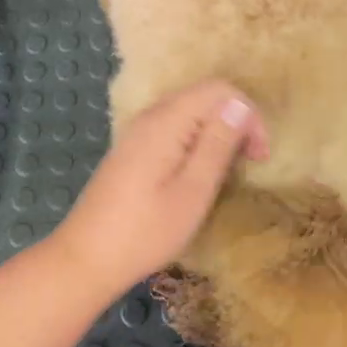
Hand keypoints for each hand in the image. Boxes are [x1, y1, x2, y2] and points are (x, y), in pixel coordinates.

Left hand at [47, 80, 268, 296]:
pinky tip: (198, 174)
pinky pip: (172, 129)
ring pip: (188, 113)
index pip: (218, 89)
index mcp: (165, 121)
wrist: (86, 257)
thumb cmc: (146, 231)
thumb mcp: (193, 191)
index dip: (248, 113)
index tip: (260, 156)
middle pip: (203, 96)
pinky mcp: (132, 150)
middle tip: (251, 163)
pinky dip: (195, 142)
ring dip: (216, 133)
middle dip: (235, 121)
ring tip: (229, 171)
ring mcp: (137, 132)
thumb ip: (217, 144)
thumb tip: (239, 104)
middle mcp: (149, 116)